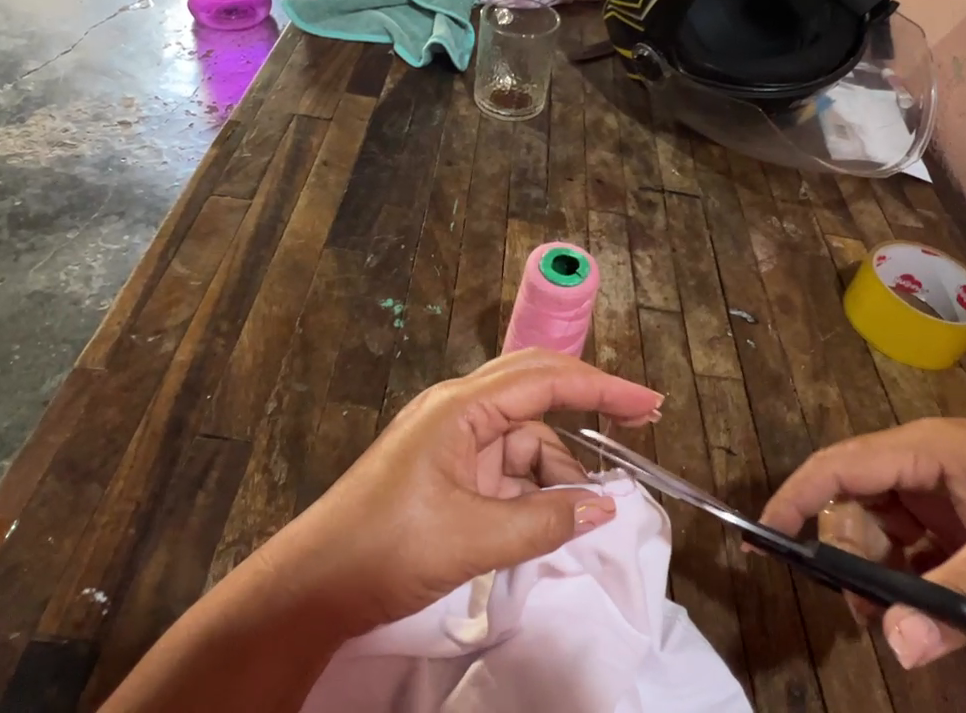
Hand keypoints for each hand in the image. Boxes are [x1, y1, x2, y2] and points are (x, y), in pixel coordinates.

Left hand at [255, 352, 663, 635]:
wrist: (316, 585)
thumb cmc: (389, 547)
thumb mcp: (475, 537)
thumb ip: (546, 519)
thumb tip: (605, 506)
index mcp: (460, 407)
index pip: (544, 379)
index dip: (601, 387)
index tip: (650, 404)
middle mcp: (458, 412)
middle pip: (534, 389)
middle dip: (586, 403)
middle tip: (640, 423)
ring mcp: (452, 442)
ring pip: (524, 438)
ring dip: (558, 468)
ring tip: (585, 510)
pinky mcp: (449, 473)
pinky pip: (506, 469)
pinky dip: (535, 489)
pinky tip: (552, 517)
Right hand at [760, 418, 965, 669]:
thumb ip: (953, 604)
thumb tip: (889, 646)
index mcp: (930, 447)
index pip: (839, 466)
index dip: (795, 498)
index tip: (760, 539)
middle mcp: (929, 461)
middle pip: (856, 498)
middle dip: (847, 548)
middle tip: (860, 604)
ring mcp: (952, 490)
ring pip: (884, 524)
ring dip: (879, 568)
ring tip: (895, 616)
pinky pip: (918, 545)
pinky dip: (911, 577)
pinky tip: (924, 611)